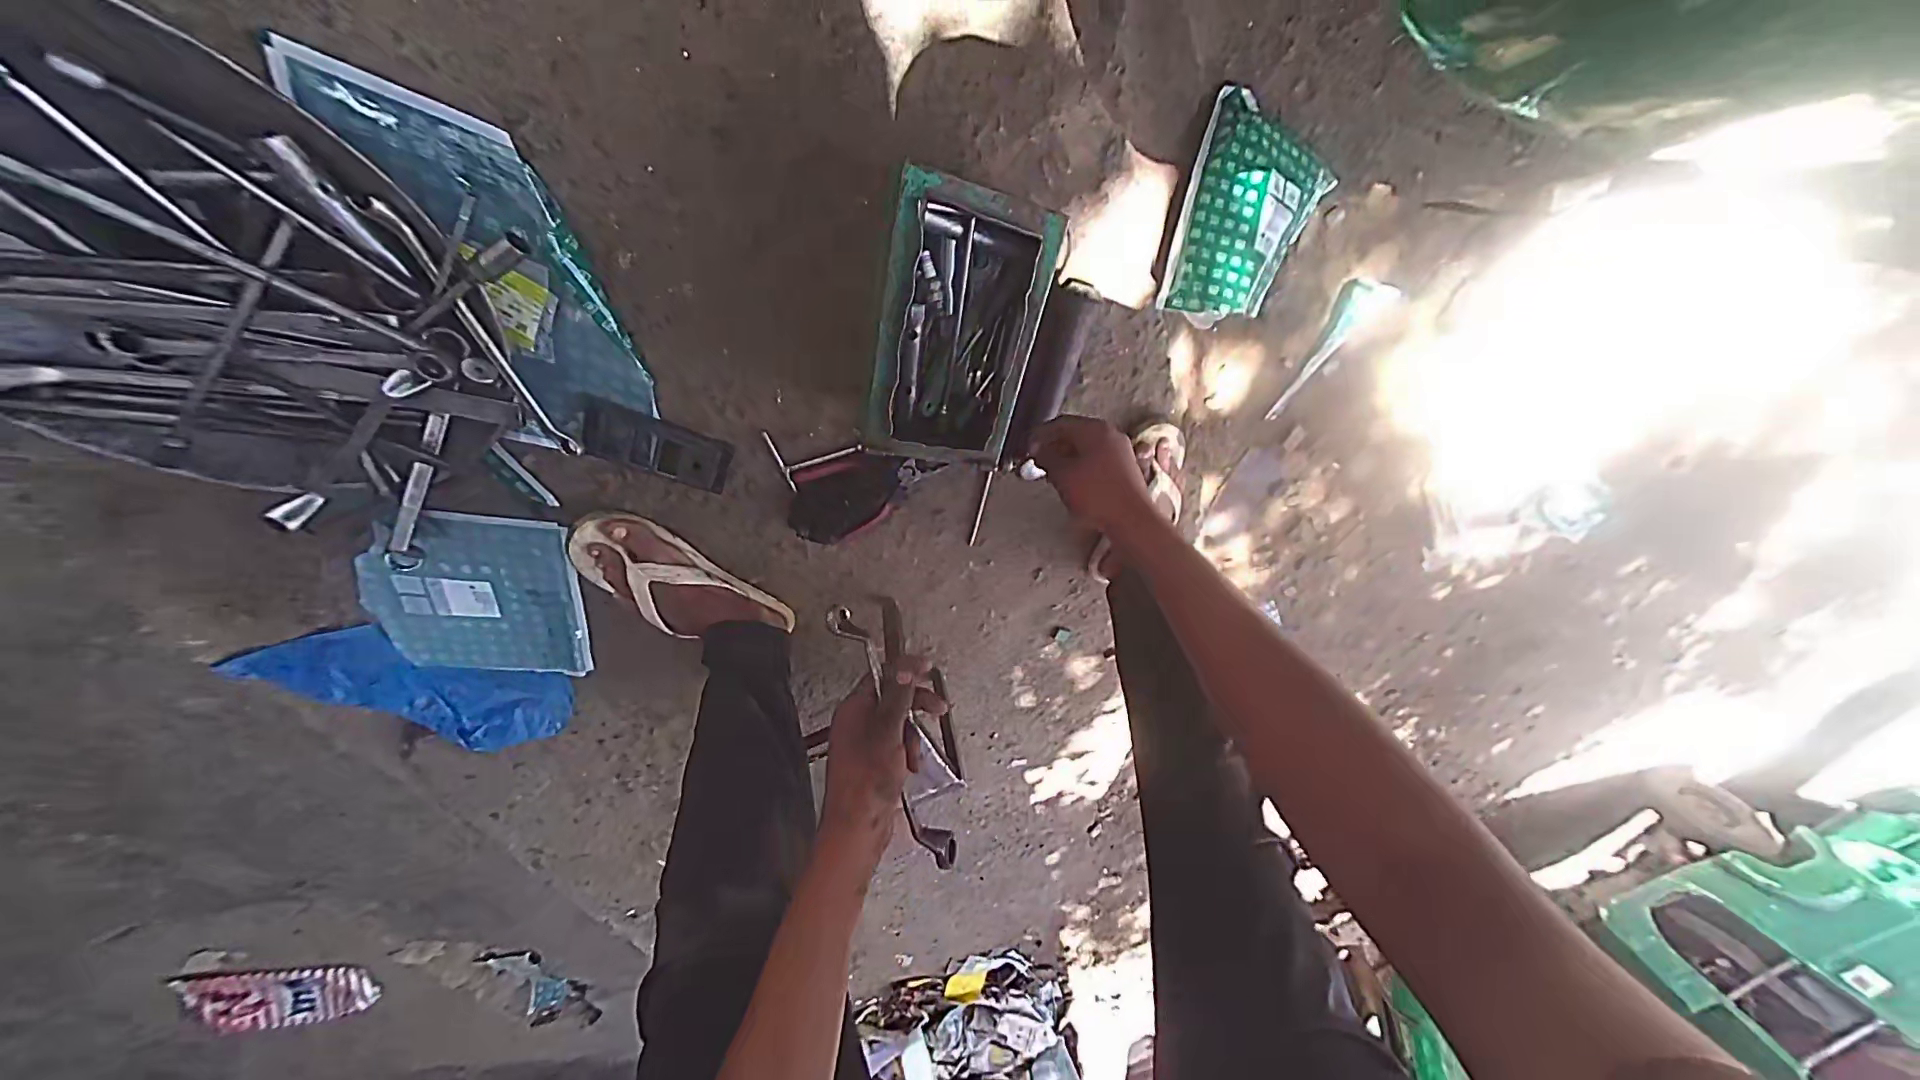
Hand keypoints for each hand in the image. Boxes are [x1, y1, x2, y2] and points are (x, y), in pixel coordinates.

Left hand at [819, 655, 946, 853]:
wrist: (858, 825)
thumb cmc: (868, 779)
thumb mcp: (889, 730)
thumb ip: (898, 696)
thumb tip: (904, 666)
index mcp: (854, 708)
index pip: (882, 675)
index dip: (906, 670)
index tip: (928, 669)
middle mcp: (856, 722)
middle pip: (892, 698)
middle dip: (917, 704)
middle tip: (938, 708)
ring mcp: (864, 742)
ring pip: (897, 723)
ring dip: (913, 735)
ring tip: (915, 755)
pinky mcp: (873, 761)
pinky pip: (896, 744)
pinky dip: (908, 751)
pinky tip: (911, 767)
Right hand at [1030, 416, 1158, 536]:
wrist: (1131, 519)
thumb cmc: (1095, 494)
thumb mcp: (1062, 474)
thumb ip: (1047, 458)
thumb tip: (1039, 450)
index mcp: (1095, 429)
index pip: (1061, 423)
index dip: (1040, 434)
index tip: (1027, 448)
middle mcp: (1111, 434)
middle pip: (1075, 433)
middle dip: (1053, 446)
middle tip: (1036, 460)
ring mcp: (1121, 451)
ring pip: (1086, 448)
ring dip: (1066, 457)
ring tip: (1050, 473)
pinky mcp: (1125, 468)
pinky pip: (1097, 459)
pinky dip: (1080, 465)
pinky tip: (1071, 481)